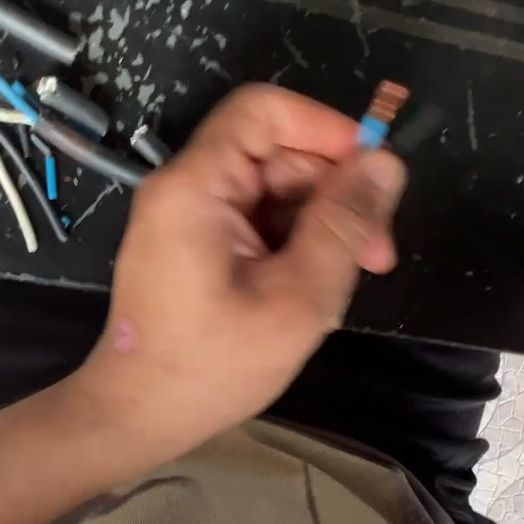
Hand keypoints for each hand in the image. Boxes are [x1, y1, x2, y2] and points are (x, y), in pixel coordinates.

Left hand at [68, 84, 405, 465]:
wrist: (139, 414)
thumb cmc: (213, 365)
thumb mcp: (297, 298)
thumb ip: (344, 225)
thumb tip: (384, 162)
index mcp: (195, 186)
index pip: (263, 110)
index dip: (325, 128)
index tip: (372, 174)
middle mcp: (183, 187)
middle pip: (274, 153)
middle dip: (333, 191)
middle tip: (377, 255)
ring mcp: (184, 216)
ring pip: (270, 190)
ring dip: (318, 224)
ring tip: (346, 280)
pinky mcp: (191, 243)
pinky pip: (253, 220)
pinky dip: (290, 243)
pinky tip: (311, 286)